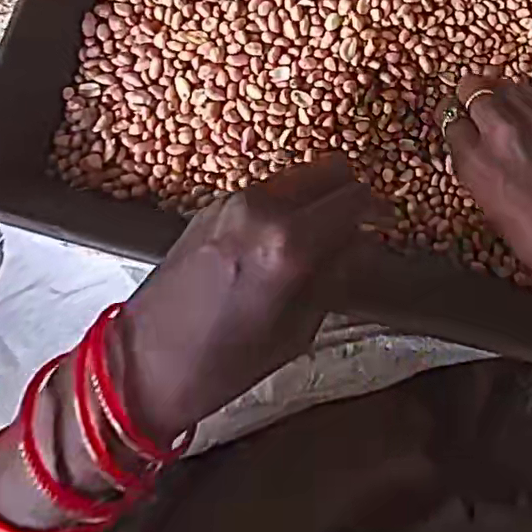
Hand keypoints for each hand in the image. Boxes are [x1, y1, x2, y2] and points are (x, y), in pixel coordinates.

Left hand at [113, 155, 384, 440]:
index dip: (378, 209)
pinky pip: (268, 190)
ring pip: (297, 176)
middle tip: (361, 223)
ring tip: (324, 234)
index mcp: (287, 243)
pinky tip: (286, 237)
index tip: (387, 223)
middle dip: (352, 192)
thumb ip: (335, 275)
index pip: (352, 200)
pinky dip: (289, 202)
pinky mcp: (213, 205)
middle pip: (328, 169)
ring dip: (319, 195)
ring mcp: (233, 201)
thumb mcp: (296, 329)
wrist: (143, 361)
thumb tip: (362, 244)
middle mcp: (261, 207)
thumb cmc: (225, 362)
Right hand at [441, 76, 531, 273]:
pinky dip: (521, 99)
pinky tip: (522, 113)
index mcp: (474, 159)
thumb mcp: (483, 198)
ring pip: (503, 85)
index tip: (454, 118)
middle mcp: (500, 132)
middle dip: (468, 95)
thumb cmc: (531, 233)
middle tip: (470, 104)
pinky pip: (531, 94)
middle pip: (473, 88)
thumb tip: (467, 137)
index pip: (450, 116)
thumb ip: (472, 161)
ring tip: (497, 105)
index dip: (451, 116)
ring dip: (495, 92)